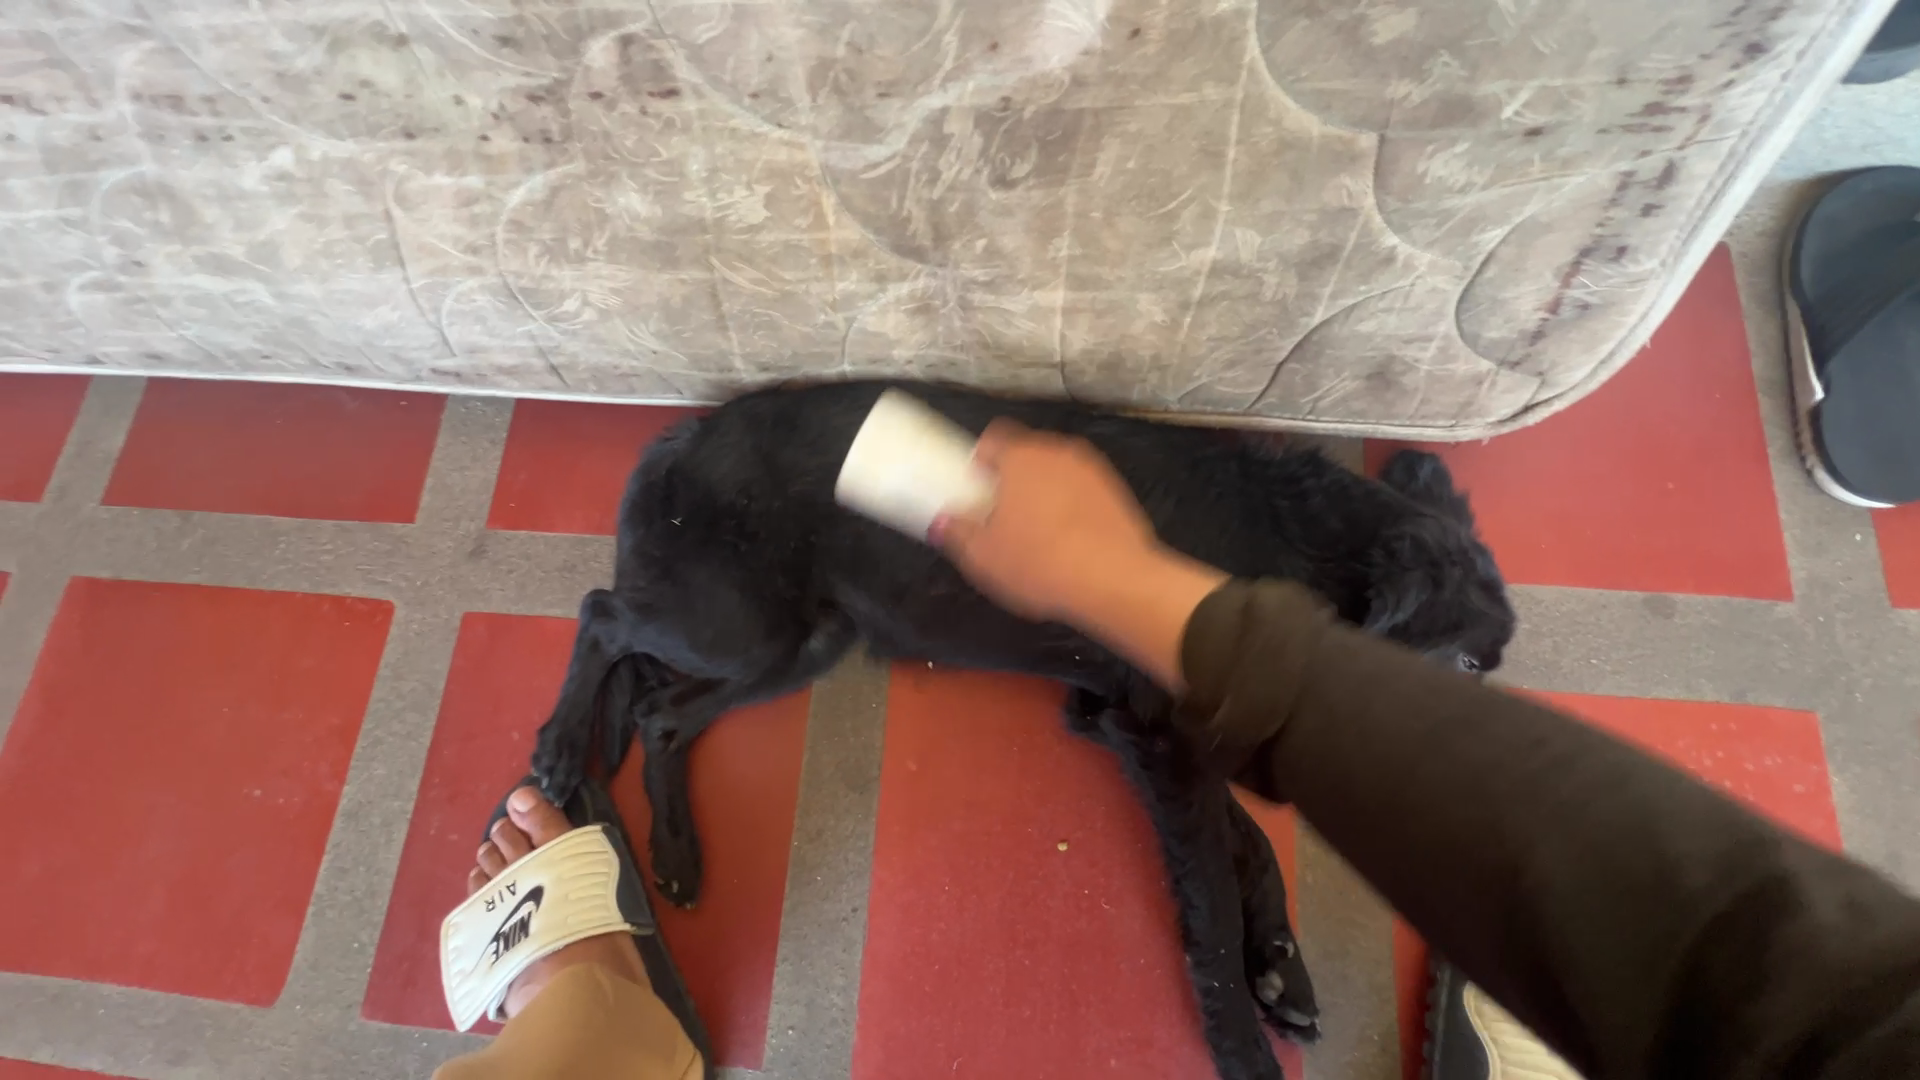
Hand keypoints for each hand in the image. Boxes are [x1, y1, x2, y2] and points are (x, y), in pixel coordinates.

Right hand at [932, 421, 1160, 621]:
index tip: (975, 494)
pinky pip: (1081, 492)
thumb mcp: (982, 557)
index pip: (991, 439)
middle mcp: (1057, 451)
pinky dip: (1071, 508)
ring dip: (1043, 495)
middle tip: (1001, 521)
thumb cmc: (1039, 563)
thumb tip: (943, 520)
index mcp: (1019, 457)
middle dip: (1011, 481)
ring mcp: (1092, 470)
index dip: (978, 463)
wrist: (1115, 581)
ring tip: (1038, 537)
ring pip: (1055, 474)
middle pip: (1024, 455)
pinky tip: (1069, 544)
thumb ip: (957, 532)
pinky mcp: (1117, 492)